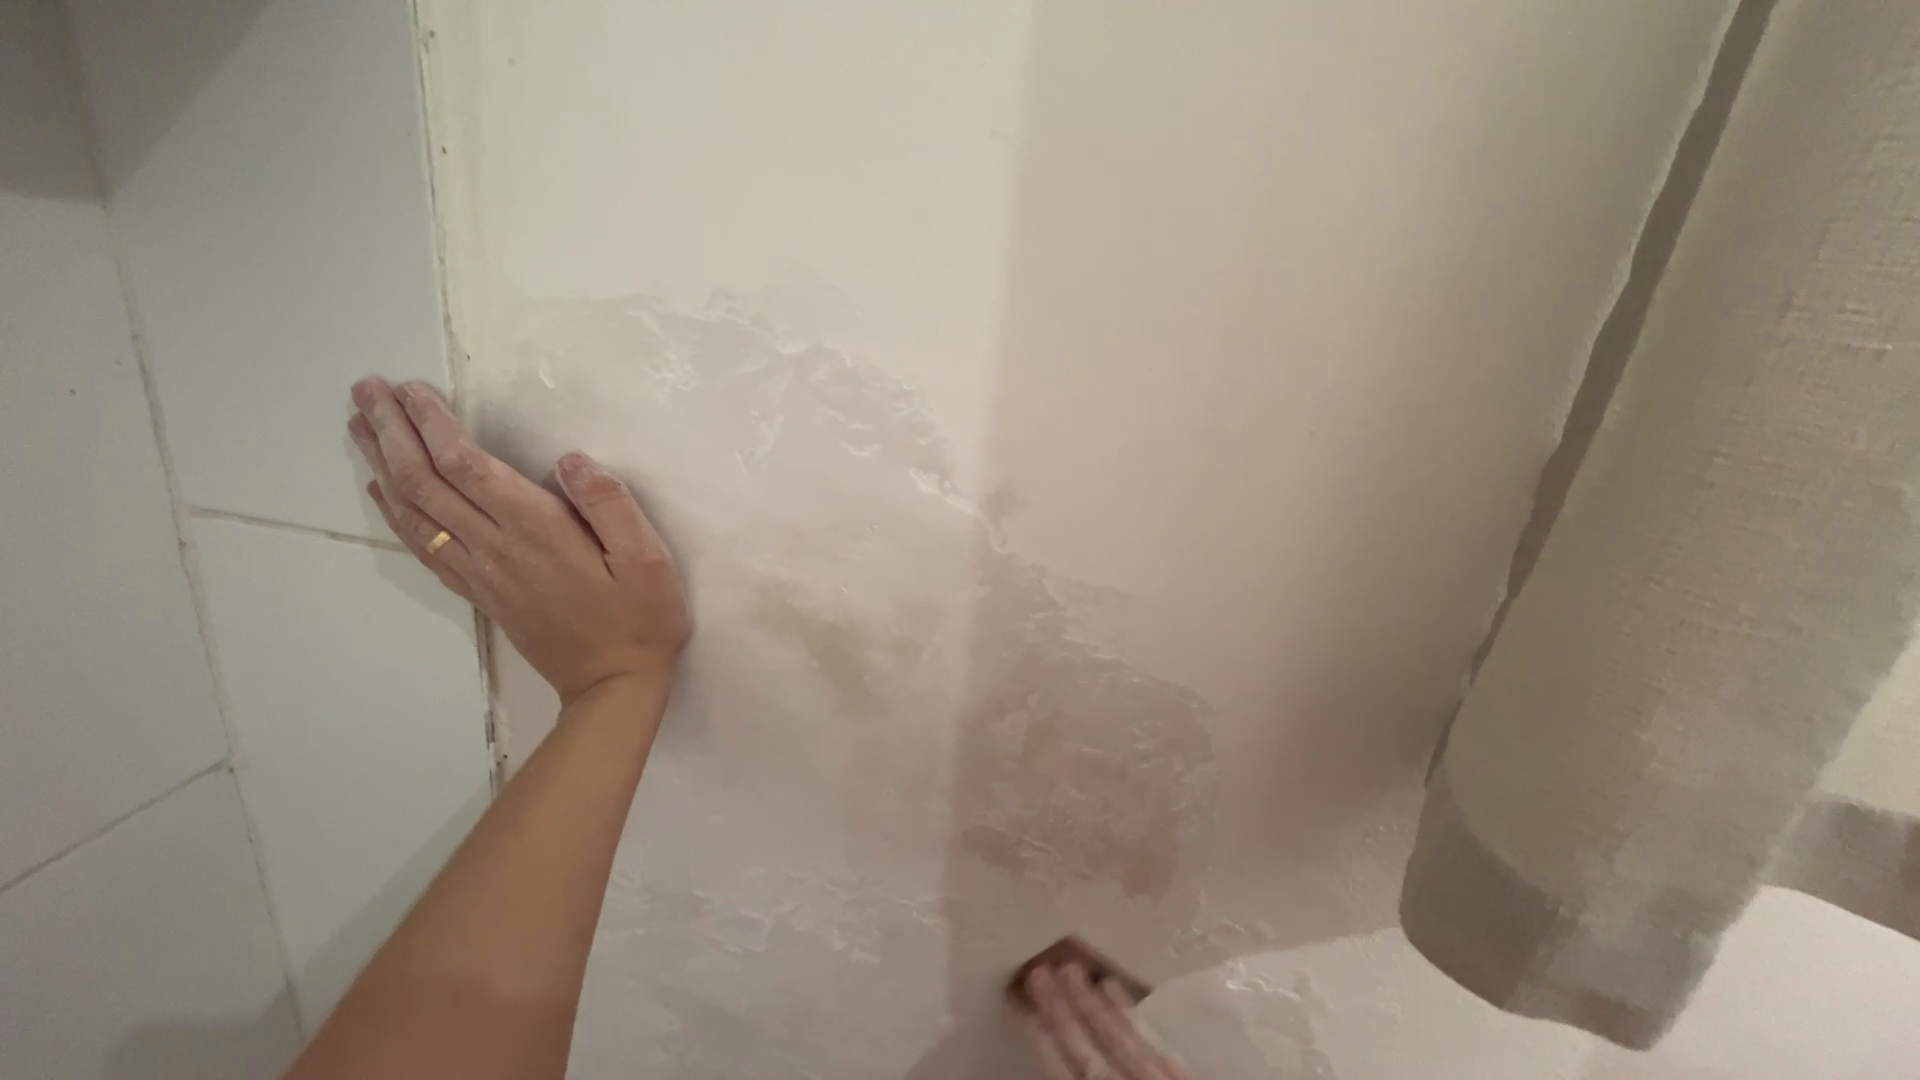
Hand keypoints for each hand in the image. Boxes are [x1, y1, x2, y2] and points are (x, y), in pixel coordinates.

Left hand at [348, 377, 690, 702]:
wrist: (614, 685)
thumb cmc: (641, 618)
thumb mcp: (648, 559)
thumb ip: (610, 505)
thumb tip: (570, 461)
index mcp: (538, 531)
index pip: (469, 467)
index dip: (434, 425)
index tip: (411, 389)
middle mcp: (497, 548)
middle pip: (427, 483)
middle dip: (394, 433)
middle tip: (366, 390)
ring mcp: (483, 573)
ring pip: (415, 512)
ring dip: (383, 465)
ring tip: (360, 425)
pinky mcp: (482, 593)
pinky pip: (424, 546)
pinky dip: (394, 514)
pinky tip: (382, 491)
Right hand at [1025, 963, 1190, 1079]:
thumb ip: (1081, 1079)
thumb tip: (1067, 1067)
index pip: (1067, 1077)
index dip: (1044, 1043)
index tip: (1025, 1009)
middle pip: (1091, 1052)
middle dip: (1063, 1011)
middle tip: (1042, 970)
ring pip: (1122, 1038)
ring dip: (1094, 1003)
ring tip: (1074, 968)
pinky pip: (1155, 1041)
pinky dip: (1132, 1014)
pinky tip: (1116, 989)